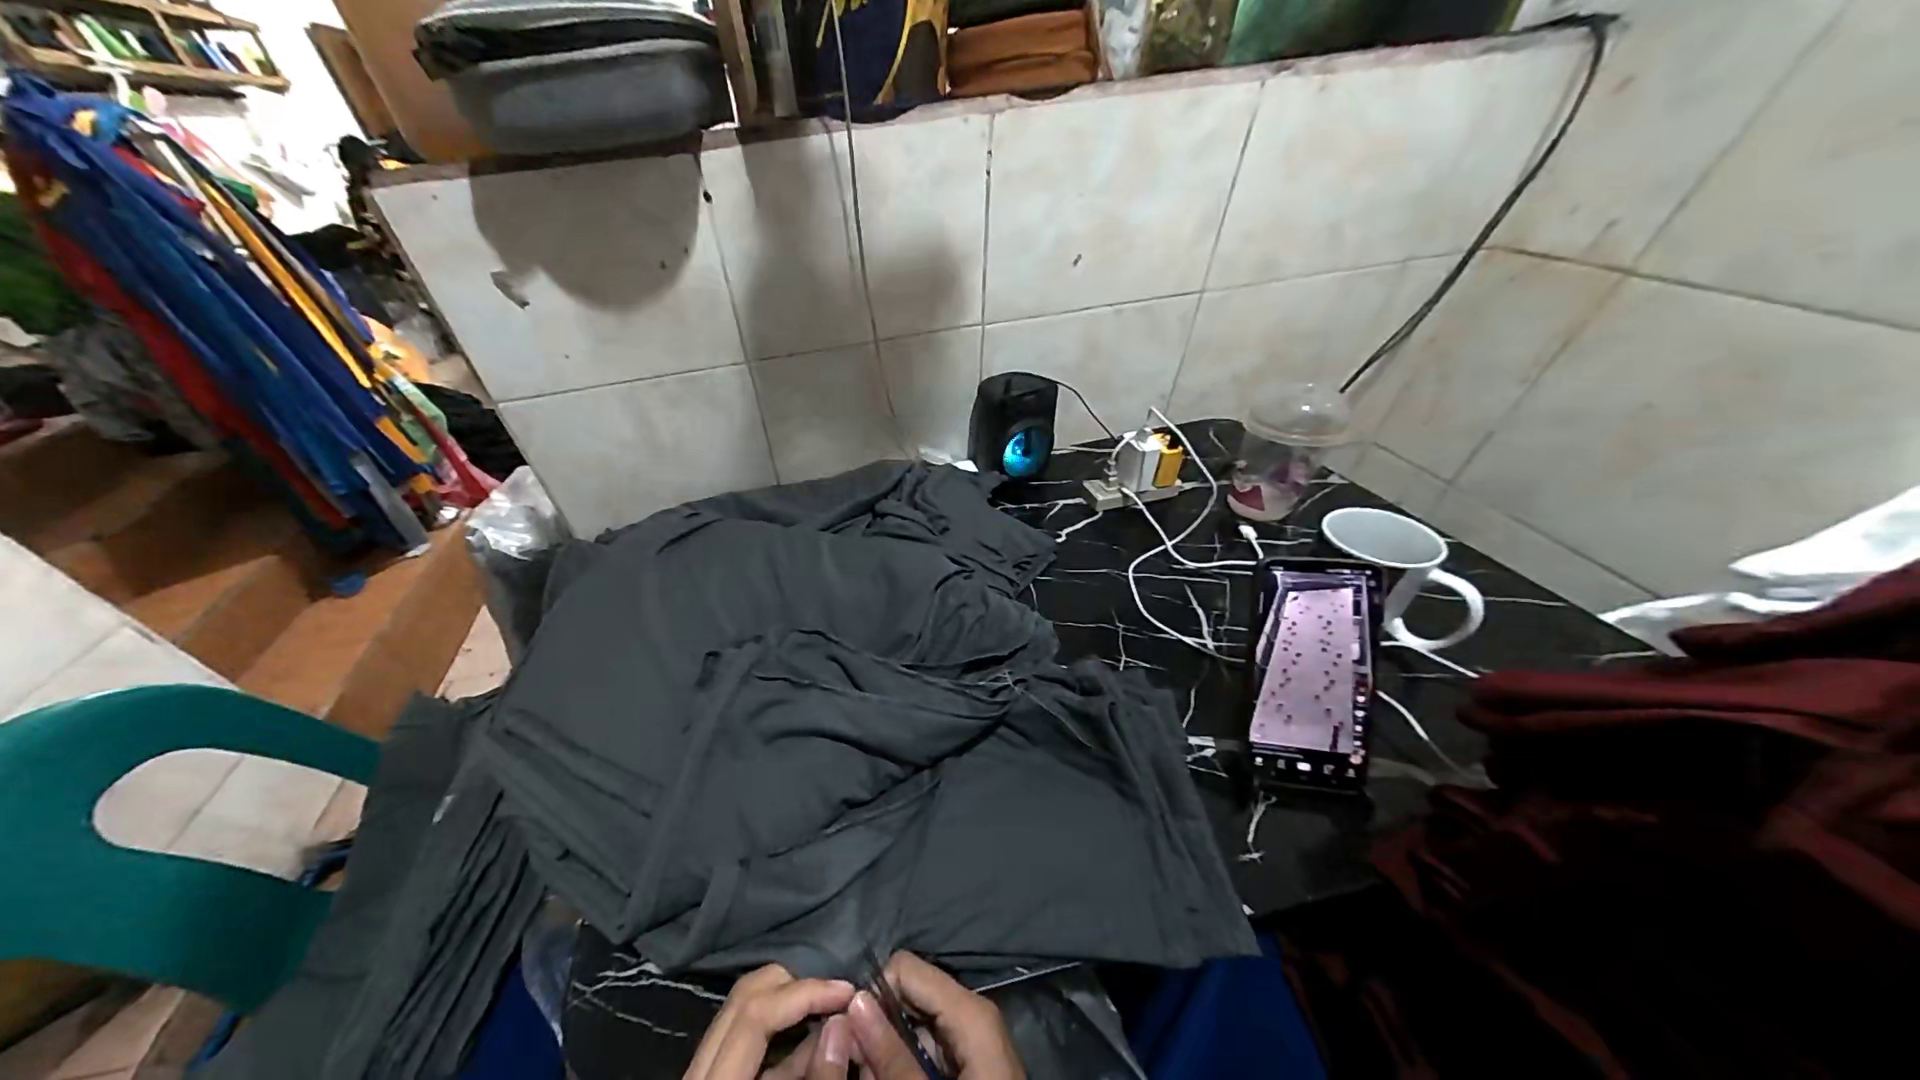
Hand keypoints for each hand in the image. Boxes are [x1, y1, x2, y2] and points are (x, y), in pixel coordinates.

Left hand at [684, 964, 854, 1079]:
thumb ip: (813, 1076)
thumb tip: (843, 1021)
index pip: (755, 1013)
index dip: (806, 994)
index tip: (848, 991)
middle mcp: (698, 1068)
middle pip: (746, 995)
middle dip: (798, 983)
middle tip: (840, 992)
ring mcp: (701, 1068)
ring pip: (743, 1006)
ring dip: (790, 998)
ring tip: (831, 1002)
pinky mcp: (712, 1073)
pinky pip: (744, 1034)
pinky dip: (780, 1026)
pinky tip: (812, 1029)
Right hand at [845, 952, 1024, 1079]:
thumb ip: (891, 1056)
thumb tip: (856, 1001)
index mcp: (970, 1010)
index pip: (906, 968)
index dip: (875, 997)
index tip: (854, 1038)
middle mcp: (971, 1010)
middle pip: (908, 994)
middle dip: (878, 1028)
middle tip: (863, 1071)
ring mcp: (969, 1034)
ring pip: (911, 1022)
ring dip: (886, 1052)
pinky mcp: (966, 1057)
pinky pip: (925, 1044)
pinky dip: (903, 1063)